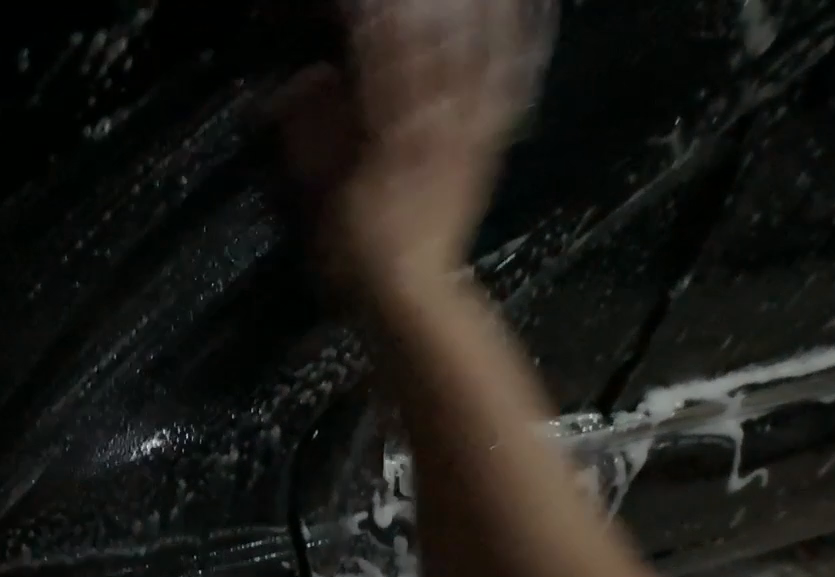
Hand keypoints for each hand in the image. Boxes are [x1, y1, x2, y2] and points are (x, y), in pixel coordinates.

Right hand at [278, 0, 554, 297]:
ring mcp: (473, 124)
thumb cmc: (354, 251)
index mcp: (388, 134)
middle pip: (432, 39)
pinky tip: (530, 4)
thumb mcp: (319, 198)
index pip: (377, 55)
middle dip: (413, 3)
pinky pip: (514, 74)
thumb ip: (313, 136)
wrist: (411, 290)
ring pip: (479, 46)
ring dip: (468, 6)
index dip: (366, 15)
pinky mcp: (493, 134)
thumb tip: (304, 79)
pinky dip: (524, 33)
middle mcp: (438, 119)